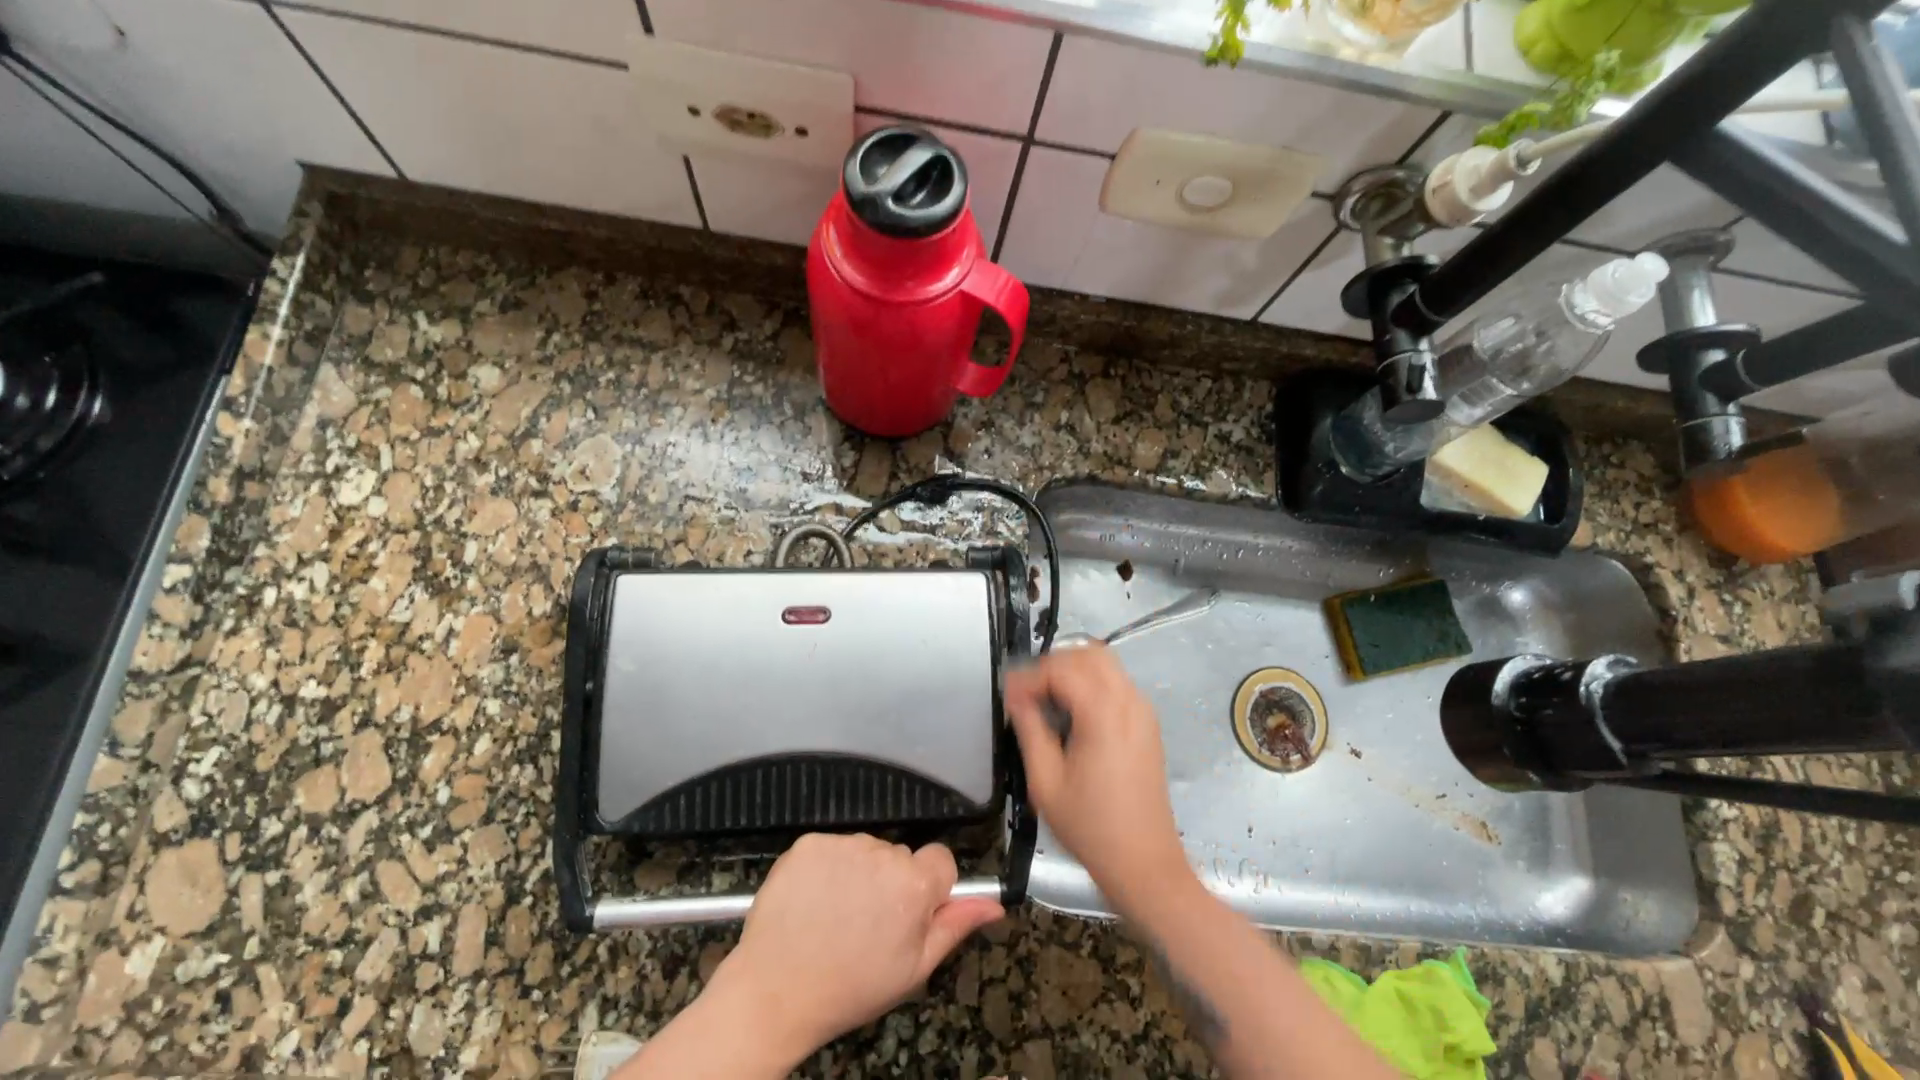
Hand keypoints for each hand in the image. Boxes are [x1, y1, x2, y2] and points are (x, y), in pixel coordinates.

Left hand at [706, 834, 1002, 1059]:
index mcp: (913, 884)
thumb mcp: (915, 968)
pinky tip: (816, 902)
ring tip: (837, 917)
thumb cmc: (850, 987)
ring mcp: (840, 846)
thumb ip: (956, 926)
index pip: (941, 860)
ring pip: (865, 851)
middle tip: (869, 924)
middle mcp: (880, 854)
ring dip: (859, 874)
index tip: (910, 912)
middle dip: (892, 882)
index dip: (929, 888)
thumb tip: (994, 905)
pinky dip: (826, 869)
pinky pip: (831, 847)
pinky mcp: (807, 844)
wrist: (776, 992)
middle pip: (900, 856)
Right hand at [1003, 646, 1191, 913]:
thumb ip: (1030, 729)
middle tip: (1027, 691)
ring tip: (1045, 700)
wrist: (1143, 862)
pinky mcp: (1148, 726)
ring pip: (1107, 665)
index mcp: (1104, 714)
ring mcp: (1143, 713)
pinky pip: (1118, 686)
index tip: (1008, 694)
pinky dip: (1092, 685)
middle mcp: (1130, 703)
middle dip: (1054, 663)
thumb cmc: (1091, 827)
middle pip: (1090, 653)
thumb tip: (1017, 698)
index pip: (1062, 668)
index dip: (1030, 675)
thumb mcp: (1046, 782)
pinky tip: (1071, 714)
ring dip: (1074, 671)